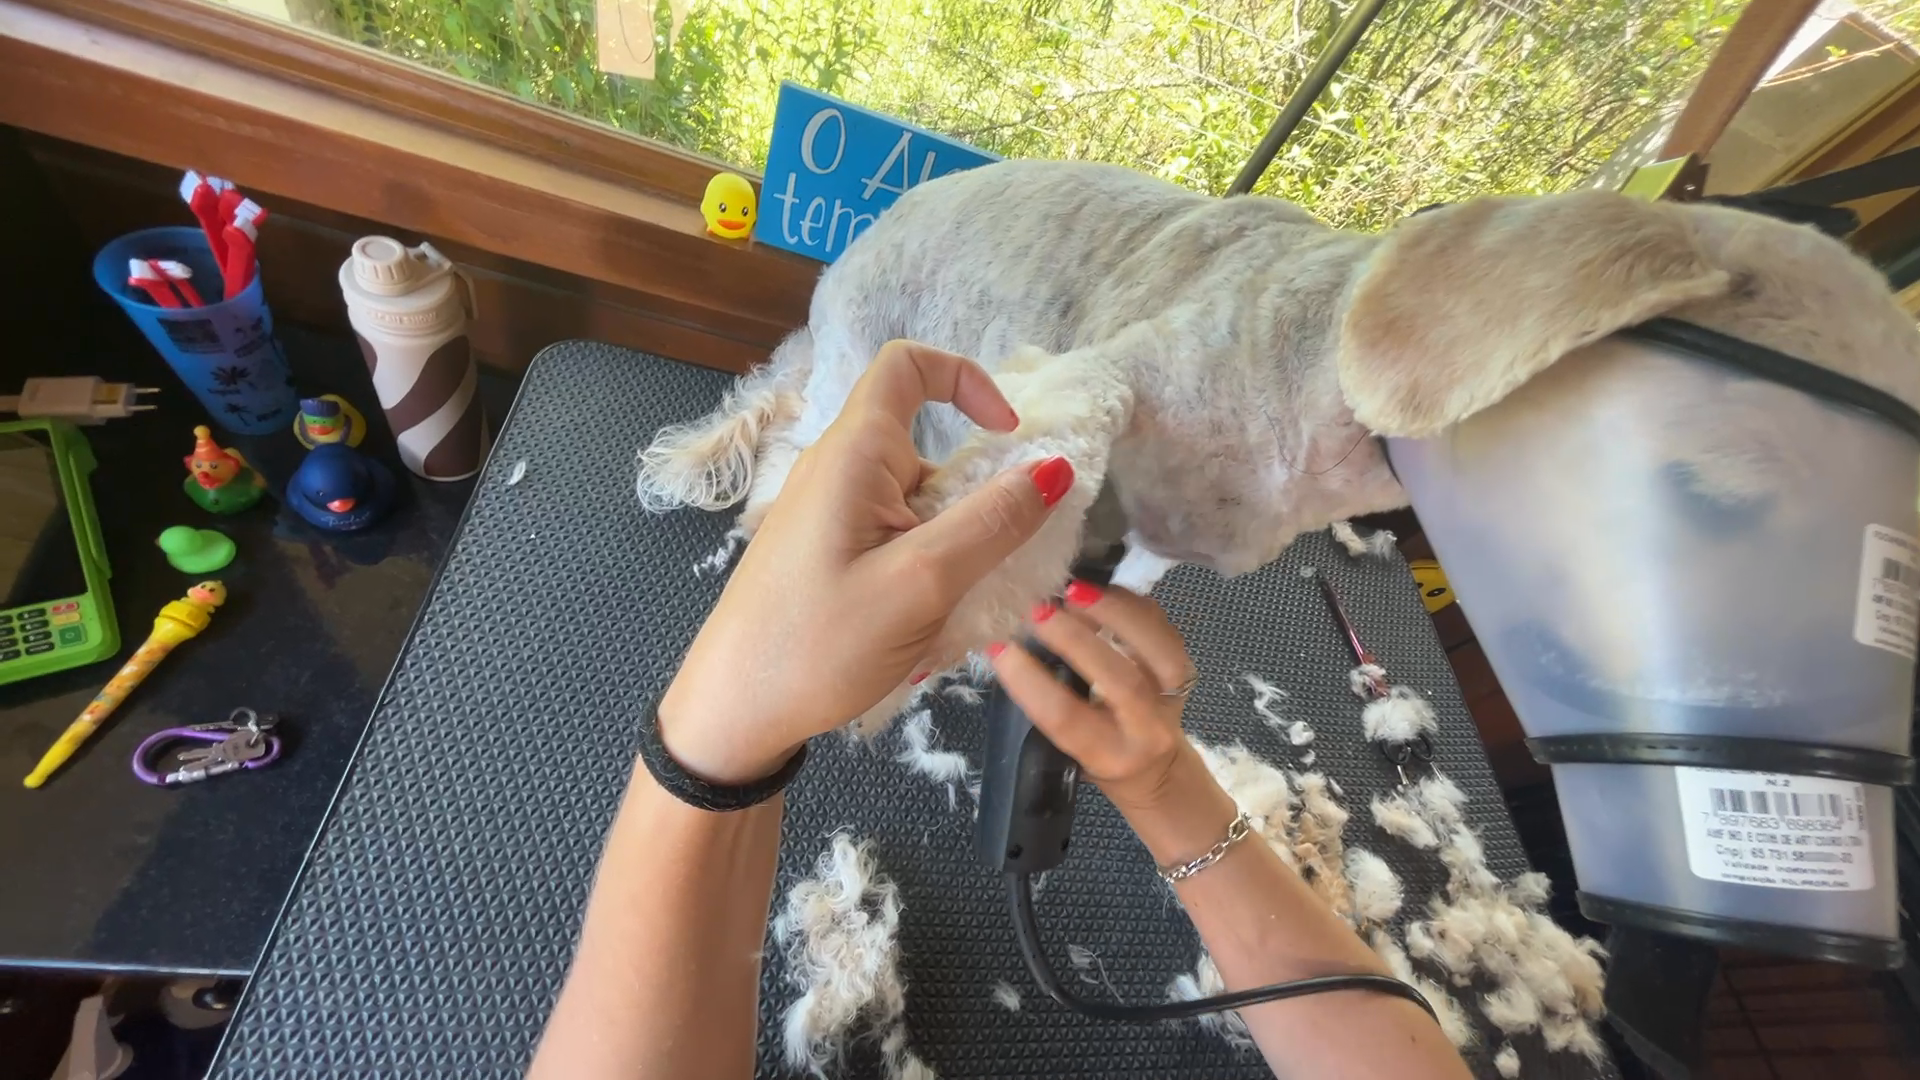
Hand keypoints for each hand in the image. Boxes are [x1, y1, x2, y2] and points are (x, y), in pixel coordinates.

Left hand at [659, 340, 1074, 783]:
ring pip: (915, 505)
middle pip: (926, 452)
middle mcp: (837, 472)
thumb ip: (992, 523)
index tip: (1008, 436)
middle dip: (974, 499)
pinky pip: (894, 539)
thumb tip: (1052, 468)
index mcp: (853, 454)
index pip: (907, 366)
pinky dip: (926, 567)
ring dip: (953, 546)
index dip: (967, 379)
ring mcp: (829, 516)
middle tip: (991, 566)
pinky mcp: (826, 554)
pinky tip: (926, 626)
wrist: (732, 713)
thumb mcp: (922, 583)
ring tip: (954, 612)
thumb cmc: (819, 644)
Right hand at [988, 582, 1198, 811]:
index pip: (1066, 717)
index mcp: (1108, 755)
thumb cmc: (1099, 759)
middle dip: (1076, 639)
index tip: (1000, 648)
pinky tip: (1099, 590)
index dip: (1031, 682)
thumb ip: (1046, 708)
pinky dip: (1130, 603)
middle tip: (1039, 610)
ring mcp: (1173, 696)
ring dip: (1113, 613)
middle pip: (1120, 680)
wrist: (1158, 770)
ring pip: (1156, 649)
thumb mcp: (1066, 751)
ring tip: (1074, 590)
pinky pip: (1163, 627)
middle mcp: (1146, 728)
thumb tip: (1009, 648)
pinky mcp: (1187, 667)